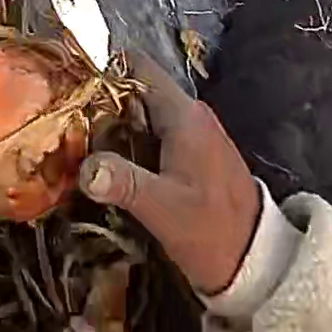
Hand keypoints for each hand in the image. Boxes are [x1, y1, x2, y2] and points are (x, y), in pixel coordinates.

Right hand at [78, 57, 260, 294]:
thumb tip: (85, 167)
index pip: (139, 66)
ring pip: (145, 110)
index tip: (75, 86)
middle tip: (71, 117)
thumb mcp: (164, 209)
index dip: (105, 69)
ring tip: (82, 138)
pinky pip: (156, 129)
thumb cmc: (214, 231)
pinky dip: (132, 137)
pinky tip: (112, 159)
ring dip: (116, 121)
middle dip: (104, 99)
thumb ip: (124, 183)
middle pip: (138, 87)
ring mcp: (195, 130)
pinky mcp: (195, 150)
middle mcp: (190, 112)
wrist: (260, 266)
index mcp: (183, 114)